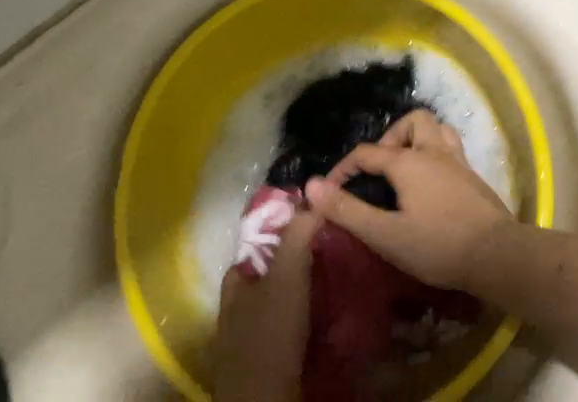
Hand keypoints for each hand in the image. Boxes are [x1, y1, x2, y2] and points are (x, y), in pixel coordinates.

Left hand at [213, 210, 320, 401]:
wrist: (264, 401)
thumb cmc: (269, 335)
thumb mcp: (286, 277)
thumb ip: (297, 236)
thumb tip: (312, 197)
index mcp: (235, 278)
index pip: (264, 239)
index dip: (291, 227)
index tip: (322, 220)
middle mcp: (239, 302)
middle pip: (276, 268)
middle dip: (304, 258)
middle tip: (339, 249)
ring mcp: (251, 332)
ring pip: (286, 297)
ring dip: (310, 288)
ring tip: (342, 276)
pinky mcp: (268, 357)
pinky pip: (293, 324)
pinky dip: (310, 316)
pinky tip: (331, 313)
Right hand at [304, 110, 514, 291]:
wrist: (498, 255)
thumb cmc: (438, 245)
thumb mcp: (385, 235)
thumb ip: (348, 211)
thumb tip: (311, 186)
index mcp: (408, 161)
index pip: (367, 153)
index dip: (344, 169)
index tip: (330, 190)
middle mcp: (434, 152)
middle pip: (414, 121)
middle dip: (392, 136)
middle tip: (382, 168)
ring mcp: (459, 162)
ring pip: (439, 130)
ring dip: (420, 139)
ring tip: (407, 167)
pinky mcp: (475, 178)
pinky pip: (453, 149)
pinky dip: (437, 156)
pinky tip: (433, 184)